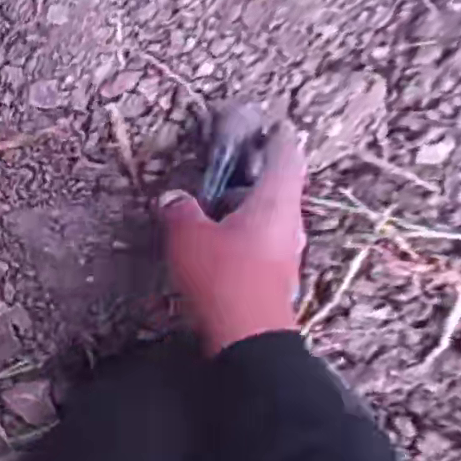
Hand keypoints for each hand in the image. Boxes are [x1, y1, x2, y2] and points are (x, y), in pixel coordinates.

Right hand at [158, 121, 308, 355]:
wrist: (246, 334)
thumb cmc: (223, 276)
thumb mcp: (188, 235)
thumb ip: (179, 210)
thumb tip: (172, 198)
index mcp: (274, 203)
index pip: (285, 157)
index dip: (278, 138)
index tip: (272, 126)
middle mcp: (288, 223)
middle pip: (277, 188)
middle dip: (251, 177)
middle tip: (228, 169)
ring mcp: (284, 250)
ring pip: (266, 216)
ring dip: (242, 208)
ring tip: (210, 208)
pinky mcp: (273, 273)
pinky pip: (258, 241)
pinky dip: (239, 233)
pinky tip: (213, 242)